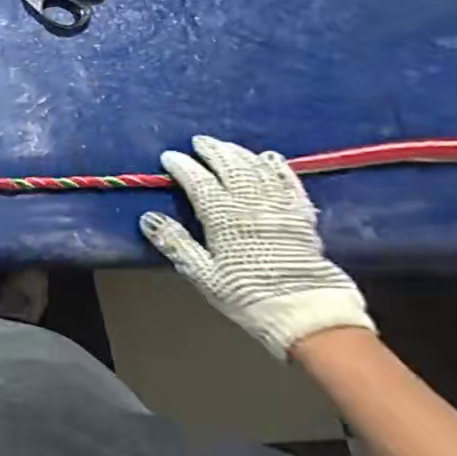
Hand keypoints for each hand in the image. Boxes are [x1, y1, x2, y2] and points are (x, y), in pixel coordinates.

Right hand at [139, 136, 374, 359]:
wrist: (308, 314)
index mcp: (224, 219)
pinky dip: (279, 169)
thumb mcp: (202, 274)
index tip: (169, 157)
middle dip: (214, 152)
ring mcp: (280, 210)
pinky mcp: (302, 218)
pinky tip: (270, 159)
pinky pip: (290, 185)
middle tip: (199, 141)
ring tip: (227, 146)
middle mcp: (252, 207)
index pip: (199, 183)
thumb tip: (148, 216)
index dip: (183, 167)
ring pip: (259, 172)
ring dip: (241, 155)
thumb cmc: (247, 294)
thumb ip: (176, 243)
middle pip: (232, 169)